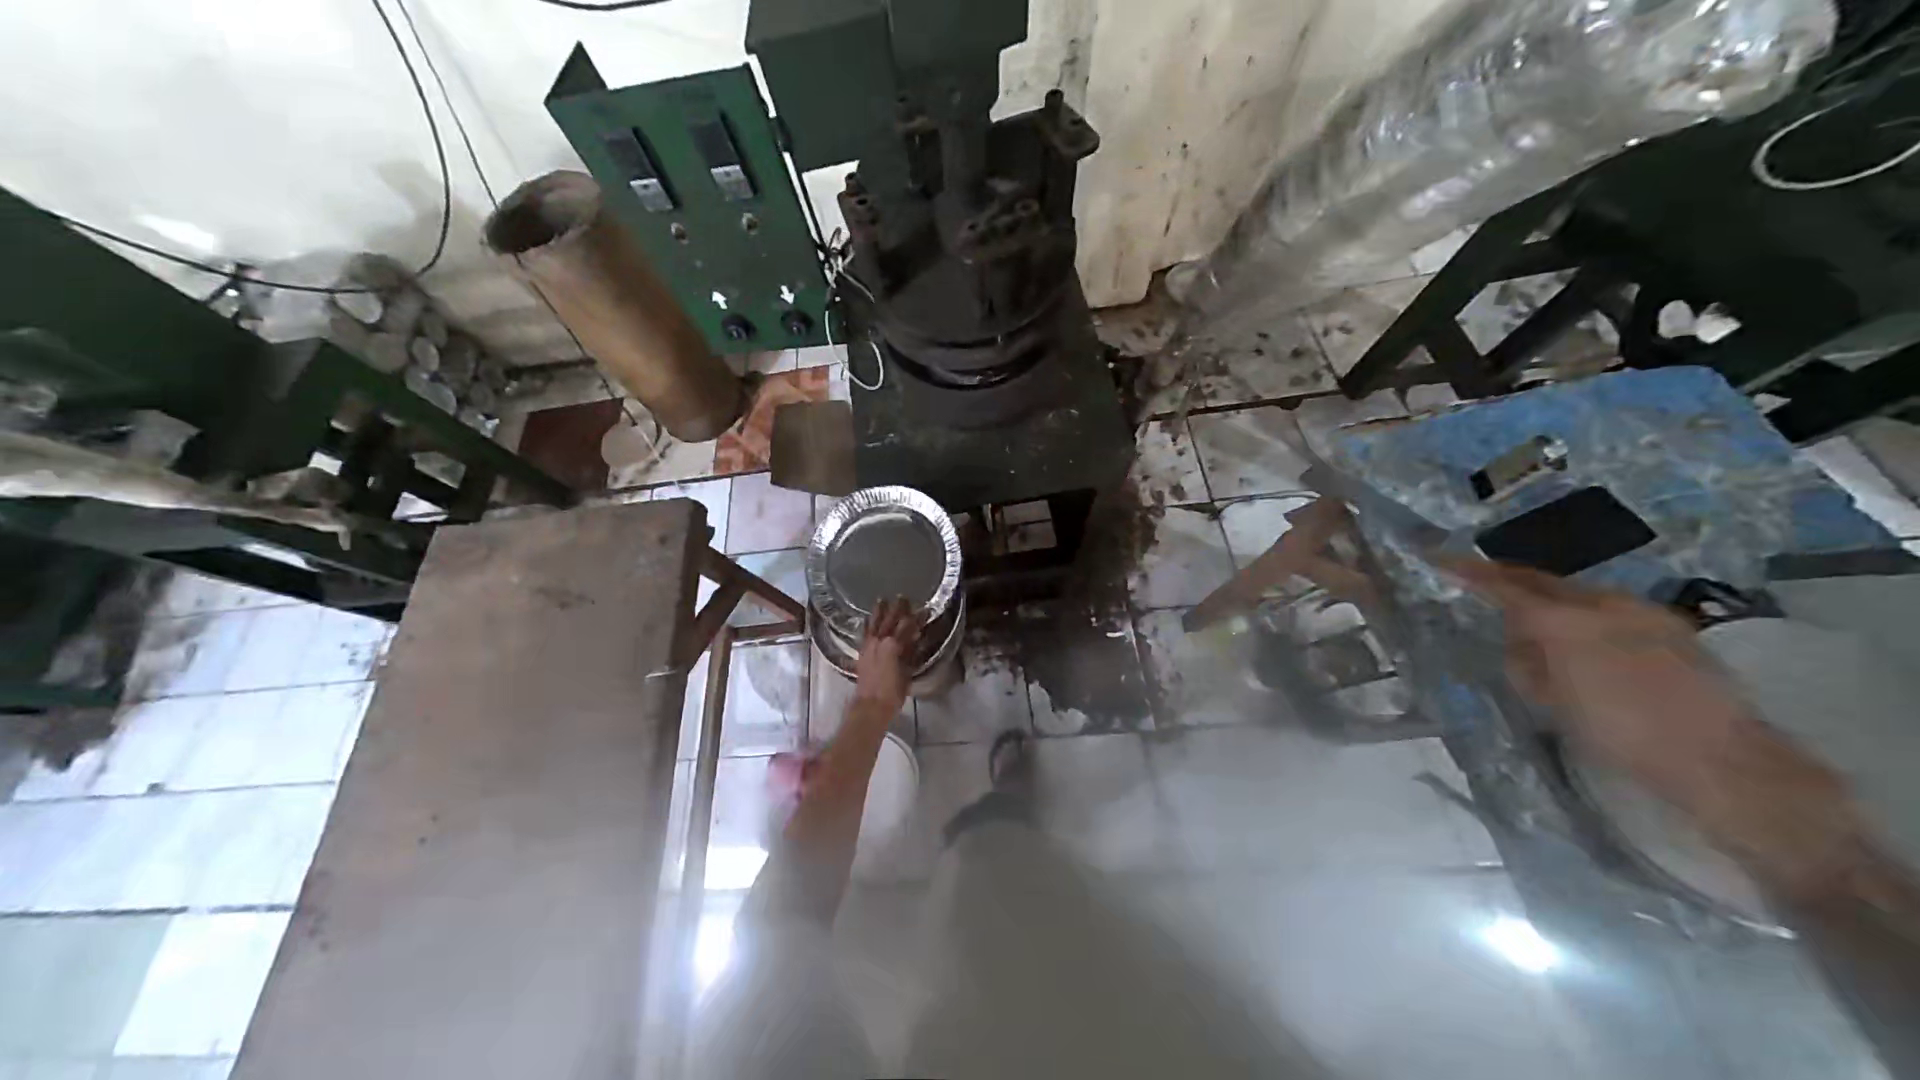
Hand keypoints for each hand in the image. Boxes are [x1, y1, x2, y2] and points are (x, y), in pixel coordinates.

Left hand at [853, 596, 921, 710]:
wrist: (871, 705)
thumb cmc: (893, 692)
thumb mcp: (907, 672)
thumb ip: (910, 652)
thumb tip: (915, 636)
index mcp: (893, 645)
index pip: (907, 627)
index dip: (917, 618)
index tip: (925, 609)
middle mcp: (879, 641)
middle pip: (890, 621)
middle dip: (897, 609)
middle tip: (903, 597)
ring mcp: (869, 646)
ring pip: (875, 624)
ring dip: (880, 612)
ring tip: (882, 600)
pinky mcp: (862, 652)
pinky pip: (865, 633)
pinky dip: (868, 624)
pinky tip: (868, 619)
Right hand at [1450, 559, 1860, 896]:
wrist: (1724, 763)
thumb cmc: (1622, 736)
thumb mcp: (1553, 702)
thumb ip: (1527, 661)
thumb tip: (1518, 640)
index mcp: (1566, 620)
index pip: (1505, 586)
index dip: (1468, 571)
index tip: (1438, 559)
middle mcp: (1604, 603)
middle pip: (1543, 580)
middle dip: (1508, 580)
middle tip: (1478, 583)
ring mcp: (1643, 612)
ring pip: (1578, 594)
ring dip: (1548, 601)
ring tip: (1530, 621)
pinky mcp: (1671, 628)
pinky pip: (1608, 609)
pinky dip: (1582, 615)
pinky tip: (1580, 641)